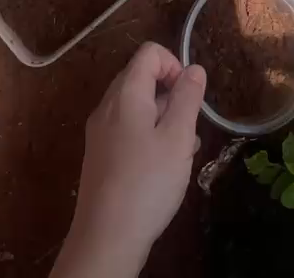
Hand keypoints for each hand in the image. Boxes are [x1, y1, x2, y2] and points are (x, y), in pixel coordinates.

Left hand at [51, 42, 205, 277]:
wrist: (105, 241)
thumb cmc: (146, 183)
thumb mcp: (177, 137)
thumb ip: (187, 98)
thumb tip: (194, 68)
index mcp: (125, 94)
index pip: (150, 53)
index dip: (175, 64)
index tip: (189, 96)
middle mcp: (107, 106)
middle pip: (142, 78)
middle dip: (171, 95)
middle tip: (188, 127)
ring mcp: (100, 132)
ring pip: (138, 107)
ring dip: (164, 119)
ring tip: (180, 153)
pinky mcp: (99, 156)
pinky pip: (128, 129)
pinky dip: (149, 136)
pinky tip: (163, 168)